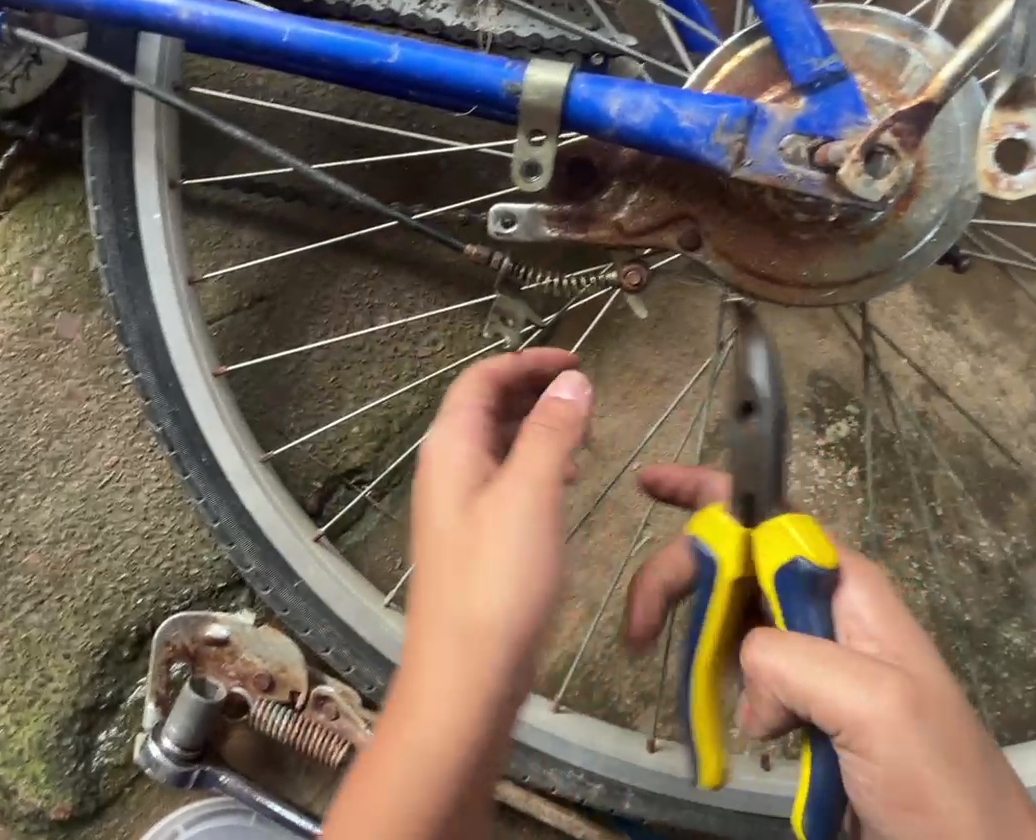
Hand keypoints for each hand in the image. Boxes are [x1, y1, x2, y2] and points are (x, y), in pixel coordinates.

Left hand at [324, 349, 590, 839]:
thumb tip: (573, 380)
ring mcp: (458, 503)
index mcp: (450, 446)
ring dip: (538, 428)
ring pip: (498, 444)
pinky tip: (566, 479)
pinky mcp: (475, 536)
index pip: (481, 378)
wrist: (465, 675)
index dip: (527, 361)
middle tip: (587, 399)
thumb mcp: (530, 494)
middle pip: (487, 407)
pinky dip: (535, 465)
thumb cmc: (497, 579)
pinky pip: (504, 479)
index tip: (578, 361)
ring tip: (585, 436)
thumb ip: (550, 431)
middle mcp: (447, 467)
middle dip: (535, 392)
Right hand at [623, 465, 1035, 839]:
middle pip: (729, 560)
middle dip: (675, 577)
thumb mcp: (874, 706)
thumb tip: (743, 662)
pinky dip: (712, 676)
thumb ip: (791, 657)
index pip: (765, 514)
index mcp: (845, 586)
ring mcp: (812, 654)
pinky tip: (723, 709)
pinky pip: (735, 664)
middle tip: (634, 628)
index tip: (647, 484)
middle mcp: (824, 607)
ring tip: (674, 668)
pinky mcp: (800, 699)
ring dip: (693, 633)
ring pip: (726, 612)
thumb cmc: (937, 782)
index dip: (704, 491)